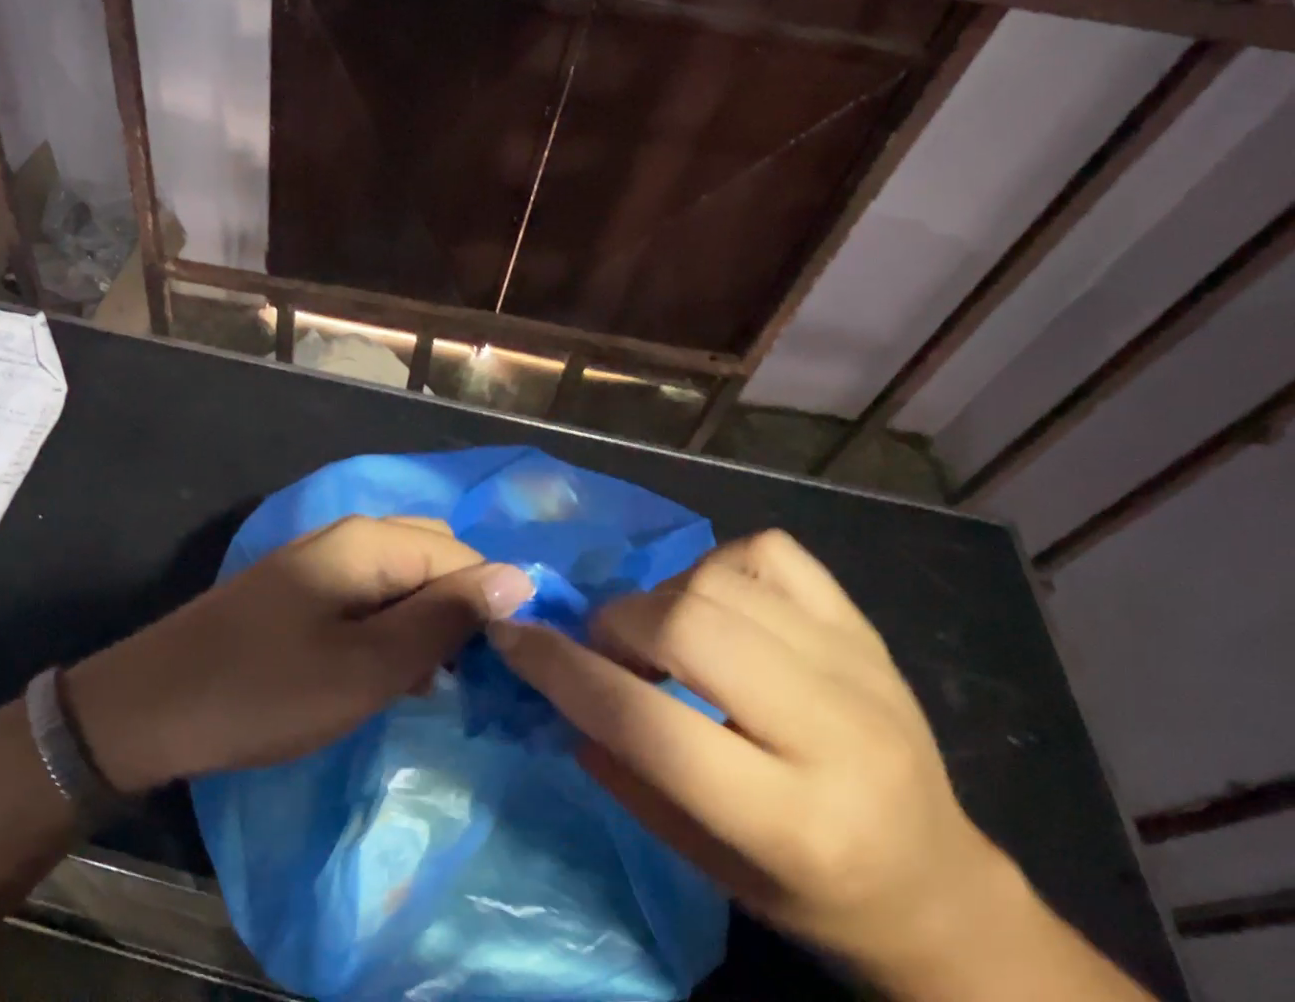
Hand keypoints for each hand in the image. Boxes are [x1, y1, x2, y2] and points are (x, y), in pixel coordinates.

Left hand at [65, 515, 533, 792]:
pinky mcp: (294, 596)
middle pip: (431, 560)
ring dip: (422, 628)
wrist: (147, 710)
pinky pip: (363, 601)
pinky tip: (380, 677)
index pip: (464, 557)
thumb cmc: (263, 693)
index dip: (491, 609)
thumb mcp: (367, 667)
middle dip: (457, 613)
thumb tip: (519, 577)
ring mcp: (314, 564)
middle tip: (460, 679)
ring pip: (398, 583)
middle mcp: (344, 537)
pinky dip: (384, 634)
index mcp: (368, 543)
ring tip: (422, 687)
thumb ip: (444, 620)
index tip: (499, 673)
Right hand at [489, 530, 1023, 980]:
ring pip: (721, 578)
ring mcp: (859, 667)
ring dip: (659, 598)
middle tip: (607, 653)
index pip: (646, 720)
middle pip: (687, 625)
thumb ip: (623, 770)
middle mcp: (832, 732)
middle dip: (617, 626)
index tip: (513, 638)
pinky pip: (770, 552)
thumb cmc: (804, 891)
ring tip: (658, 637)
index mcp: (785, 816)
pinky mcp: (868, 629)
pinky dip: (717, 567)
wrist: (931, 882)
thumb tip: (554, 682)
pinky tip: (713, 608)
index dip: (563, 671)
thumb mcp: (700, 859)